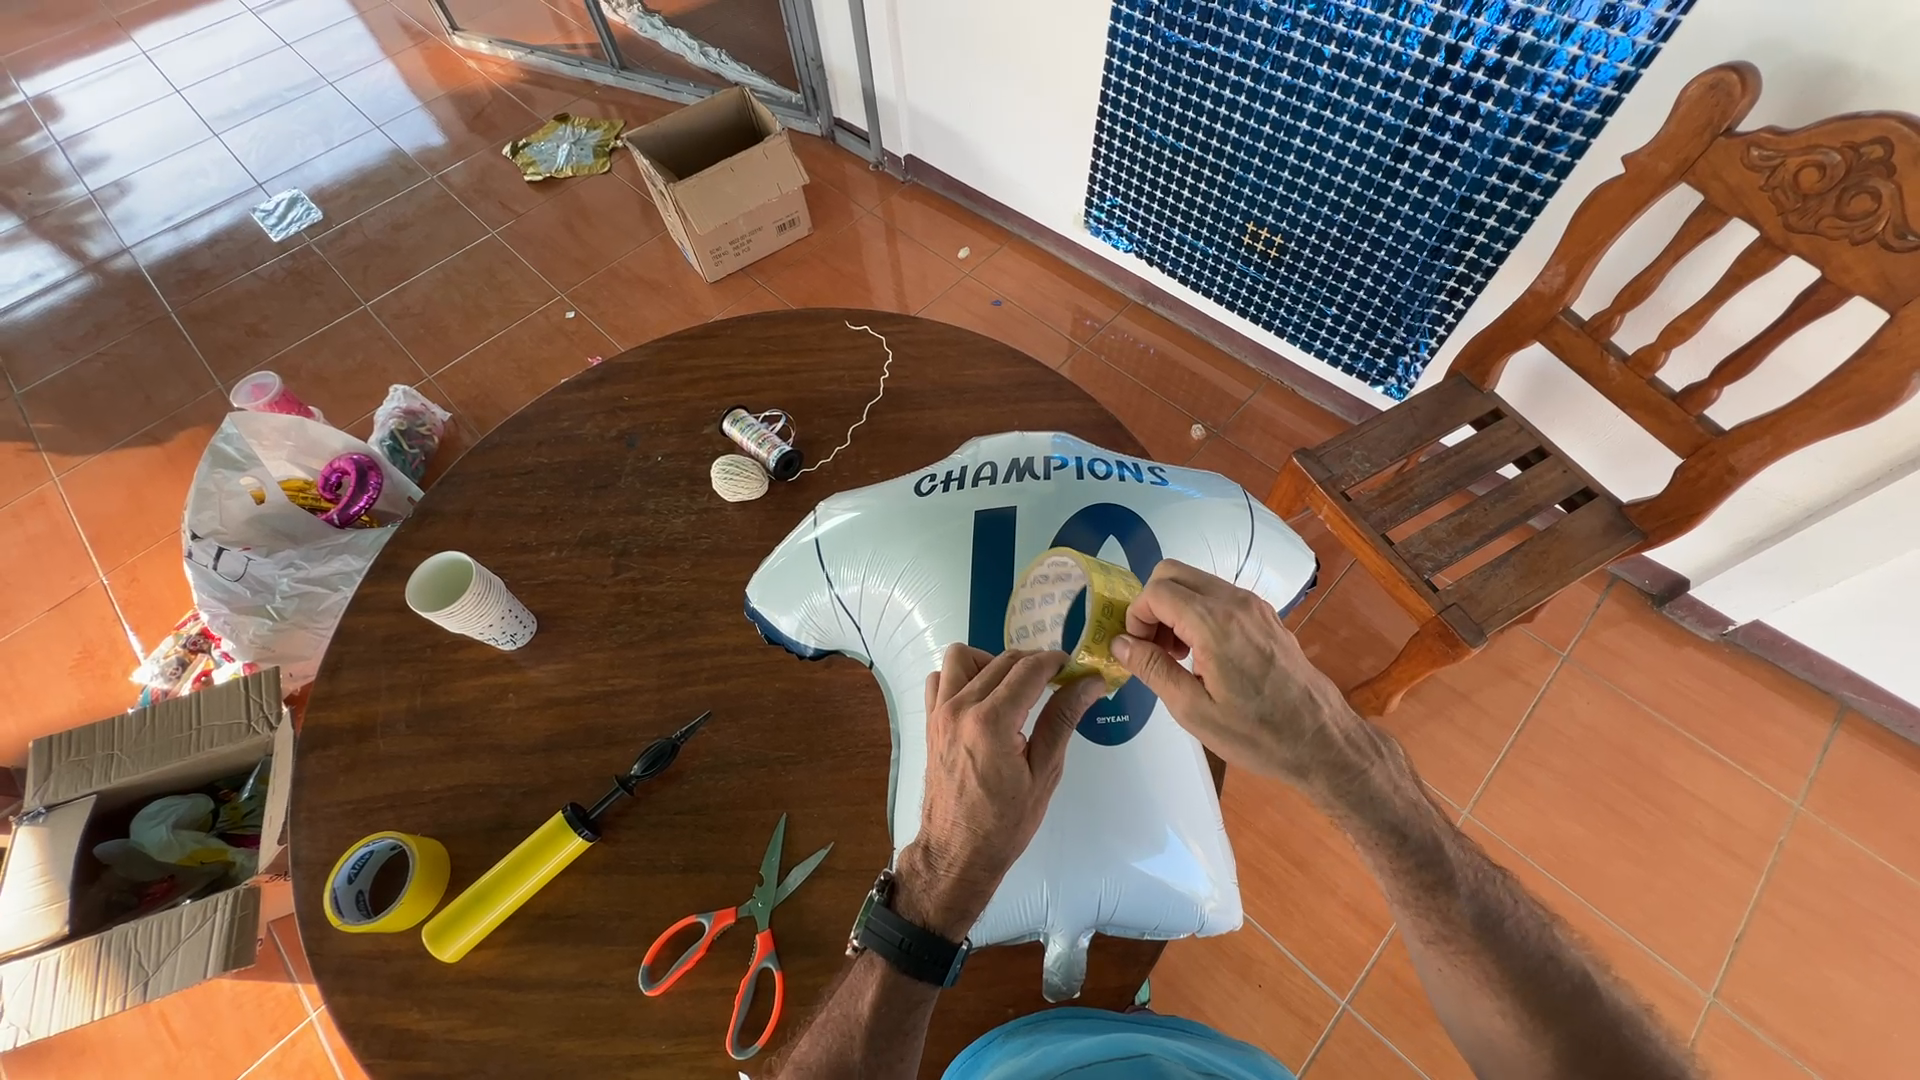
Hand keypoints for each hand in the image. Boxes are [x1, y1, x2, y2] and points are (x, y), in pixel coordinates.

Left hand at [892, 645, 1106, 939]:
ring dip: (991, 662)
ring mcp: (939, 711)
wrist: (956, 852)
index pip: (1029, 669)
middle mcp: (960, 707)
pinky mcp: (929, 720)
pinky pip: (940, 678)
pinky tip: (983, 700)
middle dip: (1032, 663)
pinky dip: (961, 677)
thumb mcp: (1044, 772)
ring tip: (1013, 689)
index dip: (1056, 662)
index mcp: (991, 721)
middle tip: (1055, 683)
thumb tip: (1090, 681)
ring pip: (963, 657)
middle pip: (1001, 660)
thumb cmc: (1005, 822)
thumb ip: (1063, 719)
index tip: (1074, 668)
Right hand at [1108, 560, 1374, 798]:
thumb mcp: (1193, 710)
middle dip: (1151, 605)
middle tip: (1153, 647)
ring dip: (1174, 608)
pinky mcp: (1265, 615)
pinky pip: (1217, 596)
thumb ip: (1151, 668)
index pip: (1156, 591)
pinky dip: (1197, 612)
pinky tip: (1203, 654)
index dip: (1136, 617)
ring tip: (1177, 655)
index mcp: (1214, 623)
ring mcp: (1253, 605)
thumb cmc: (1257, 734)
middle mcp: (1234, 602)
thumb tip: (1118, 643)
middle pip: (1172, 572)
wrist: (1324, 741)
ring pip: (1195, 581)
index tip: (1138, 651)